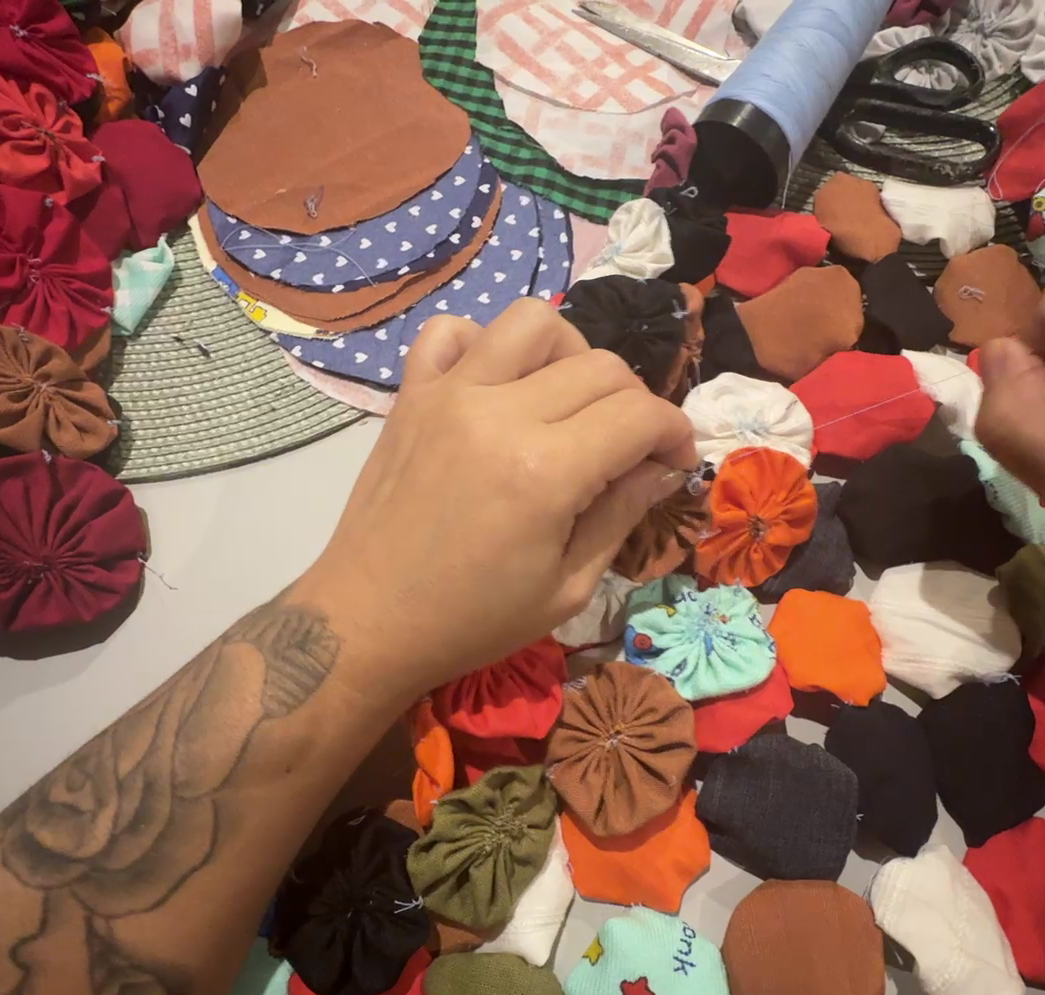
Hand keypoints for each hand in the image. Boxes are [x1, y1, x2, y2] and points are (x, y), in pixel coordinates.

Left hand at [292, 299, 697, 703]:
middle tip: (629, 449)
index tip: (675, 461)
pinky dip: (486, 345)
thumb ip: (621, 515)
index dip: (675, 432)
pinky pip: (452, 332)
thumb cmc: (474, 620)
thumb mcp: (568, 589)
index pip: (639, 414)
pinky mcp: (411, 394)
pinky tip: (496, 387)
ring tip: (568, 404)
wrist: (369, 621)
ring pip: (534, 323)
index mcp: (545, 472)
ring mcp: (448, 394)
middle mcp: (499, 414)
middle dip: (636, 403)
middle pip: (600, 367)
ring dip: (571, 355)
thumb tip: (662, 466)